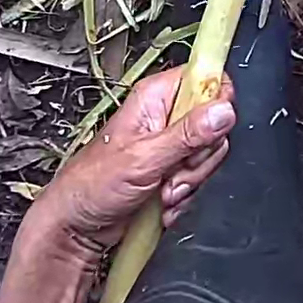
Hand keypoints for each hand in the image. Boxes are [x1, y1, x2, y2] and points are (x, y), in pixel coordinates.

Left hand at [28, 68, 235, 257]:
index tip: (207, 129)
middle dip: (200, 156)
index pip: (207, 77)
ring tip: (163, 189)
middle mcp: (166, 114)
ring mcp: (172, 143)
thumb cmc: (92, 184)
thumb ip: (187, 134)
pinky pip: (201, 177)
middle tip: (174, 169)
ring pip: (210, 154)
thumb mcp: (144, 157)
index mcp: (156, 96)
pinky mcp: (174, 168)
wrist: (79, 225)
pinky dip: (186, 195)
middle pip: (215, 122)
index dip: (217, 101)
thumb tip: (223, 111)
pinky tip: (164, 201)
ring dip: (191, 180)